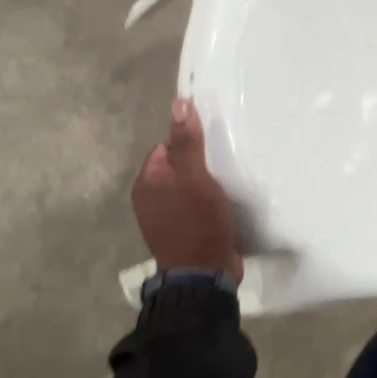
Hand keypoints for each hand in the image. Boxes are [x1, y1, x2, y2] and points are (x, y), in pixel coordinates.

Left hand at [132, 98, 243, 280]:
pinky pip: (198, 206)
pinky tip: (227, 202)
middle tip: (226, 162)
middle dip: (201, 163)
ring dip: (208, 184)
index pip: (166, 147)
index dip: (189, 143)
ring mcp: (167, 219)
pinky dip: (211, 202)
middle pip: (179, 167)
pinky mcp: (186, 232)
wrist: (204, 275)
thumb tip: (178, 102)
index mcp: (147, 183)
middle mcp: (151, 199)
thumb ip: (186, 142)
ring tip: (230, 180)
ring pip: (190, 187)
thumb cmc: (196, 222)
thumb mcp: (195, 178)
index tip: (213, 145)